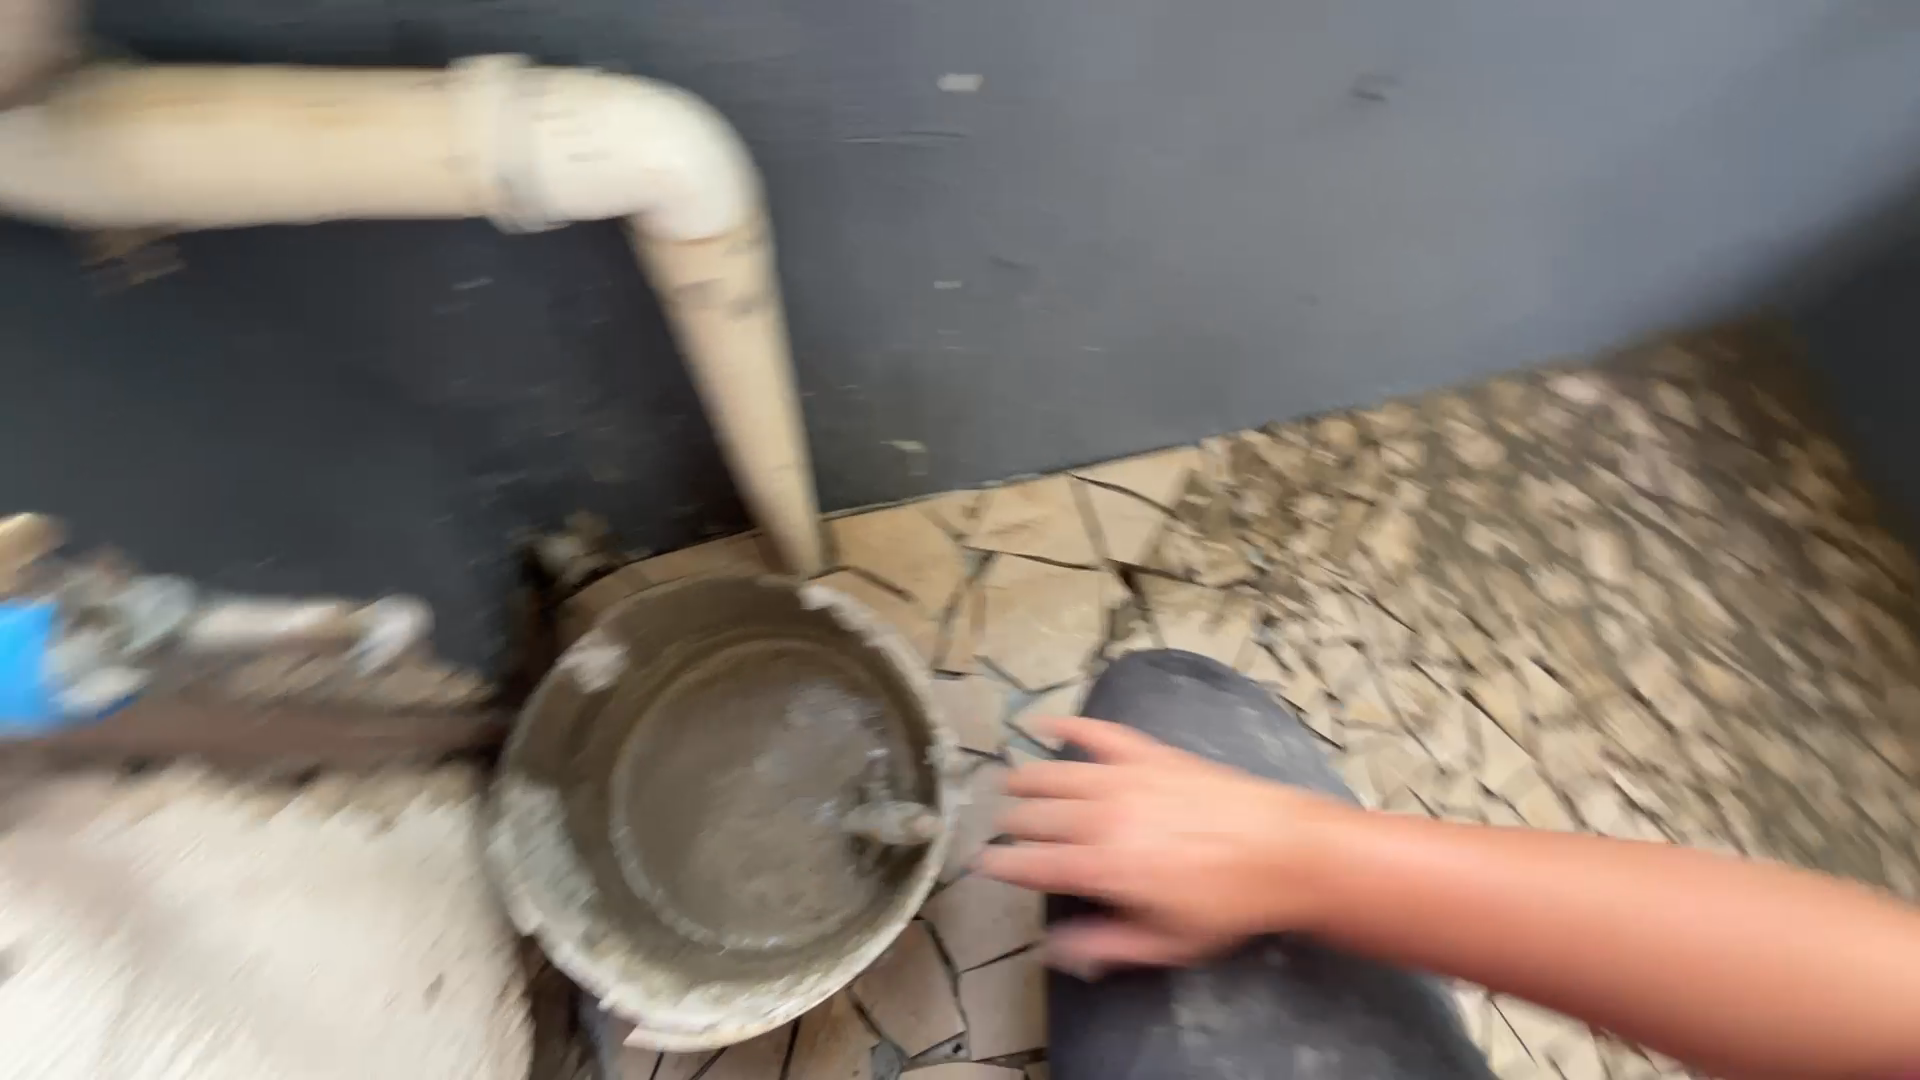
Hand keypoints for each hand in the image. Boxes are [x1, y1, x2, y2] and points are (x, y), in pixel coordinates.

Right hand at [977, 715, 1351, 976]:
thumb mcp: (1167, 943)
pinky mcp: (1143, 753)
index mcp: (1103, 866)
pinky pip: (1095, 732)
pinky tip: (1042, 722)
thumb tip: (1054, 949)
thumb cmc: (1225, 904)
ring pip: (1054, 773)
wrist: (1280, 849)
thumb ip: (1105, 944)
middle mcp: (1101, 817)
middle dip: (1010, 822)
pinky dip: (1065, 725)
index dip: (1001, 862)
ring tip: (1008, 783)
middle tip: (999, 826)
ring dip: (1025, 778)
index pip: (1033, 862)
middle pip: (1036, 815)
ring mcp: (1121, 778)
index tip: (983, 862)